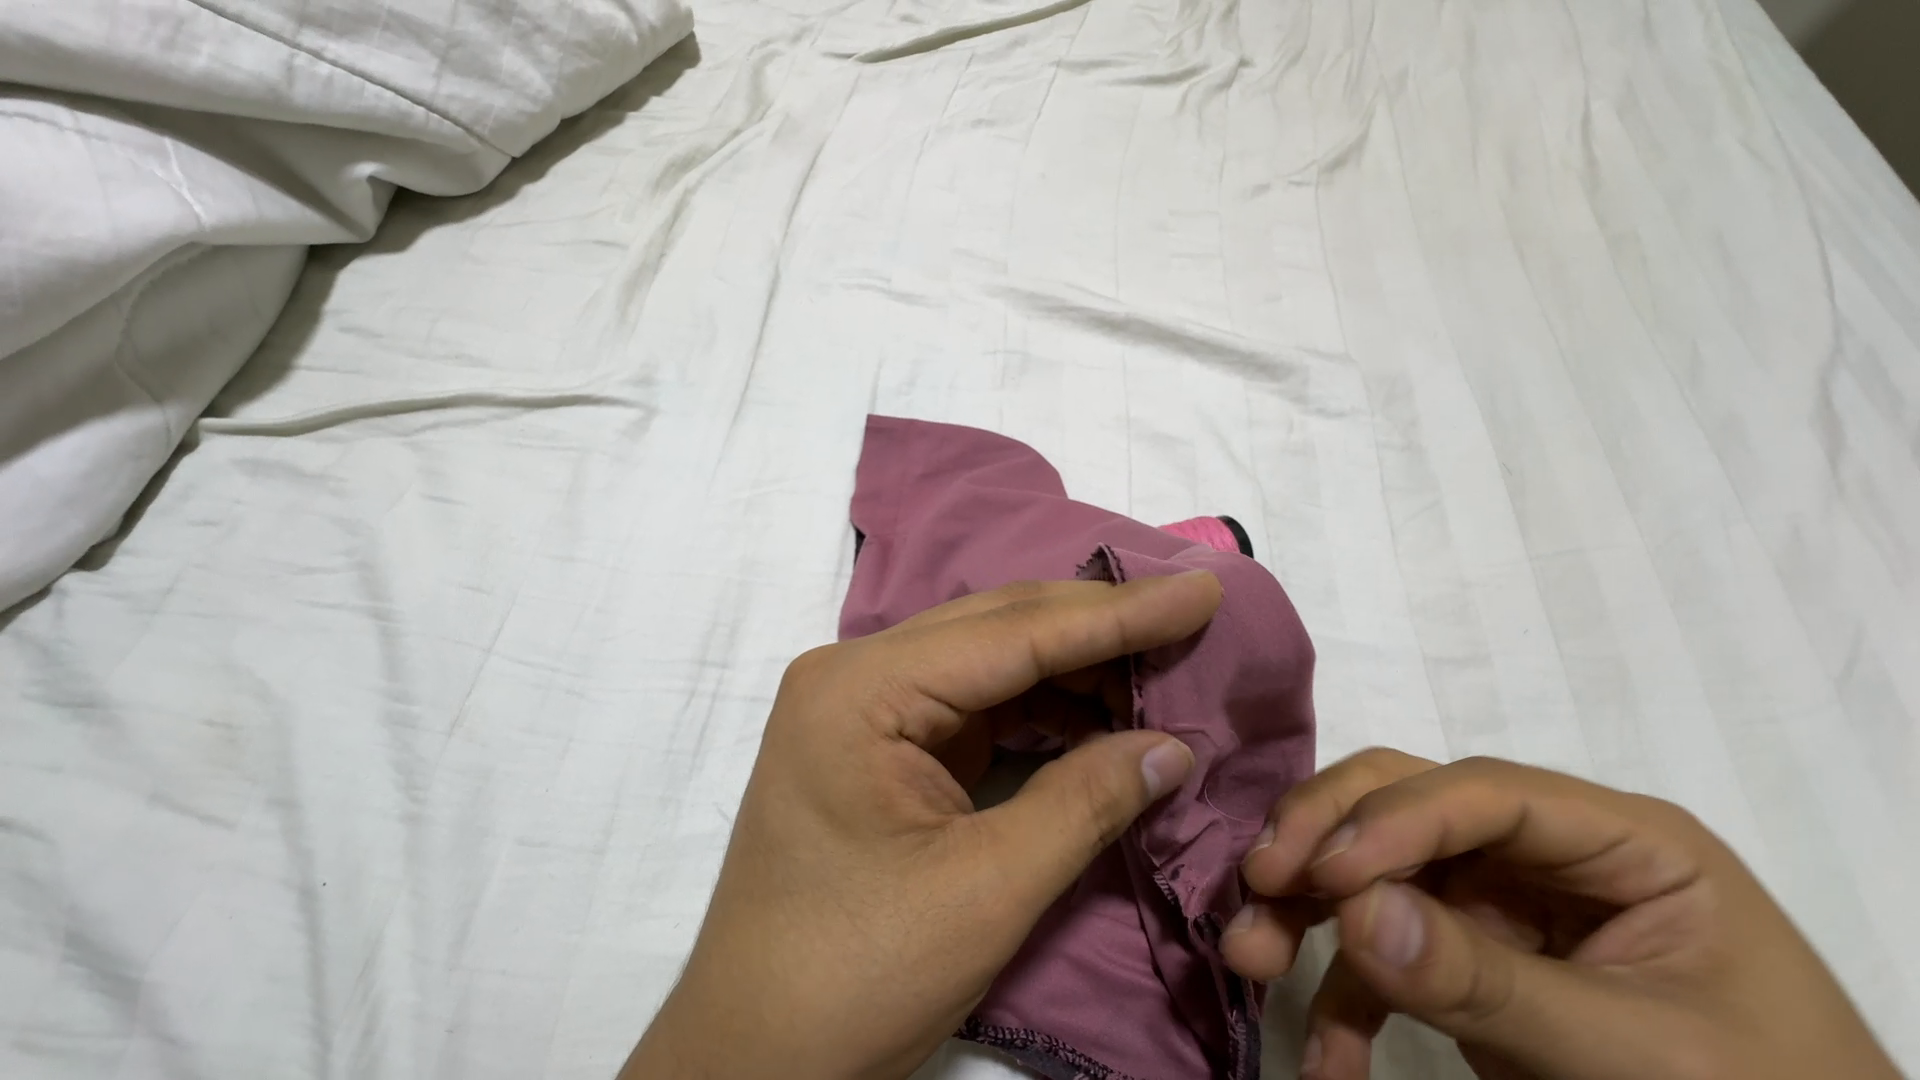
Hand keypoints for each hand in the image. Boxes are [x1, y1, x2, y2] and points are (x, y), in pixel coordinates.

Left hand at [622, 572, 1222, 1079]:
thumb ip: (1084, 802)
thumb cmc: (857, 974)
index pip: (1014, 634)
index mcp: (862, 688)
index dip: (1118, 614)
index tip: (1200, 591)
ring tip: (1161, 669)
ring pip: (991, 663)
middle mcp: (857, 676)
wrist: (754, 1056)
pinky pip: (975, 706)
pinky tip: (1100, 713)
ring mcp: (865, 709)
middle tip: (1191, 619)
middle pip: (999, 631)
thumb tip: (1172, 746)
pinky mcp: (882, 747)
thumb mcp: (985, 890)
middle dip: (1099, 628)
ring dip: (1075, 668)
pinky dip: (1042, 709)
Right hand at [1225, 750, 1901, 1079]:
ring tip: (1248, 956)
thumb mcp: (1639, 1057)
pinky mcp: (1465, 961)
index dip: (1392, 819)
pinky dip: (1343, 1003)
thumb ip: (1491, 981)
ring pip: (1372, 871)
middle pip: (1404, 803)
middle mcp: (1543, 852)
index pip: (1483, 794)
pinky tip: (1324, 1063)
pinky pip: (1383, 960)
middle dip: (1324, 841)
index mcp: (1619, 841)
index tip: (1318, 875)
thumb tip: (1353, 909)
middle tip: (1259, 882)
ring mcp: (1497, 905)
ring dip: (1306, 912)